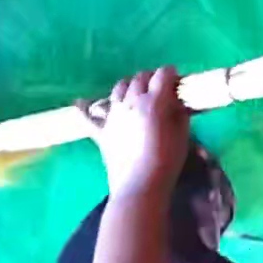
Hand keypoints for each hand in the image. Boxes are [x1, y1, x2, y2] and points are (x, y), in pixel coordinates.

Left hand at [86, 67, 189, 198]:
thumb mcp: (182, 134)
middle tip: (158, 87)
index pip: (163, 74)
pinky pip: (89, 115)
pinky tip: (80, 103)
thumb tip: (177, 101)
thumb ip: (180, 112)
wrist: (139, 187)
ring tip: (135, 93)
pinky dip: (86, 107)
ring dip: (129, 86)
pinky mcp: (102, 130)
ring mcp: (114, 114)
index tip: (176, 80)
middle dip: (151, 78)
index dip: (171, 74)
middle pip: (140, 77)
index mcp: (154, 100)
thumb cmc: (166, 161)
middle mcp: (131, 101)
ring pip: (119, 88)